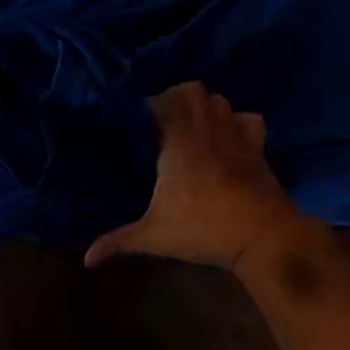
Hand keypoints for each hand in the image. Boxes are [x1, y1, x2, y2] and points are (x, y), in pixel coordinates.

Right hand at [86, 82, 305, 269]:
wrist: (262, 237)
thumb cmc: (202, 230)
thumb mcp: (153, 237)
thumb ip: (117, 241)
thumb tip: (86, 259)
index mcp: (178, 145)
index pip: (163, 103)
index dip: (148, 104)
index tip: (134, 118)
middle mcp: (207, 132)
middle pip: (193, 90)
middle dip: (174, 98)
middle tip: (158, 121)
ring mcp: (236, 136)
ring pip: (220, 100)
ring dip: (203, 107)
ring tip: (187, 127)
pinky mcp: (257, 148)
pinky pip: (247, 118)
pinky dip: (235, 121)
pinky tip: (224, 137)